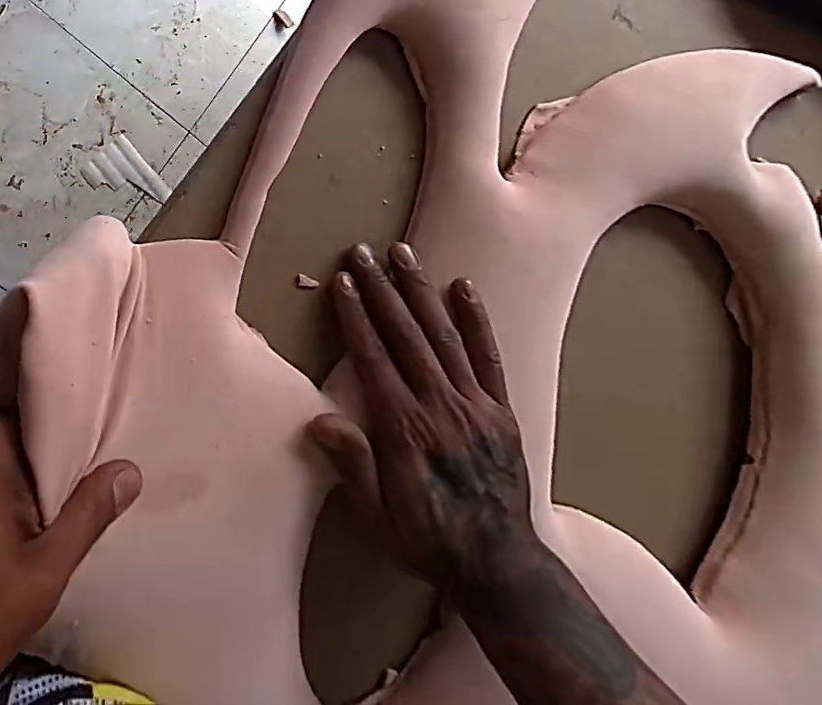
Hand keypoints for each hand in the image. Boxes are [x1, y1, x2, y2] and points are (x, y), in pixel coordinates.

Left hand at [0, 406, 140, 704]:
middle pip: (15, 421)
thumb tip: (128, 472)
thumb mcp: (34, 581)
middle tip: (70, 487)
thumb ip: (86, 517)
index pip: (46, 401)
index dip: (75, 421)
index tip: (101, 433)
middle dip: (40, 452)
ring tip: (32, 510)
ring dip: (8, 468)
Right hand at [309, 244, 684, 704]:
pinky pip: (487, 358)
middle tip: (363, 252)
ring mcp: (474, 405)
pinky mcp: (500, 411)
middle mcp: (440, 406)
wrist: (500, 567)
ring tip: (402, 254)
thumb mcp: (376, 515)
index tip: (343, 282)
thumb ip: (352, 464)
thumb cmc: (427, 539)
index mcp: (404, 428)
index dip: (356, 315)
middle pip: (405, 334)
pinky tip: (464, 287)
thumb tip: (320, 419)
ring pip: (442, 335)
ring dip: (420, 290)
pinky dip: (477, 320)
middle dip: (381, 288)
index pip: (373, 357)